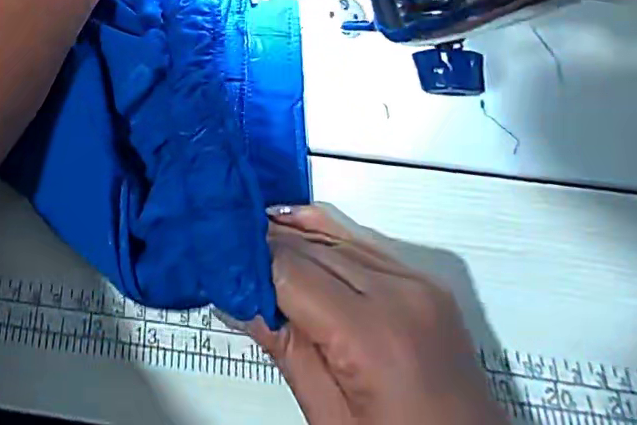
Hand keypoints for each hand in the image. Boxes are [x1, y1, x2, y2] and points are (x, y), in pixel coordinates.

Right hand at [241, 205, 505, 424]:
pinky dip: (320, 236)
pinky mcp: (423, 280)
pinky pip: (358, 241)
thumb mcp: (332, 420)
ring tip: (245, 239)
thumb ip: (283, 347)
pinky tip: (288, 231)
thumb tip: (234, 295)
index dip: (245, 262)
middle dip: (260, 246)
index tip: (214, 260)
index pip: (287, 269)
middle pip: (306, 246)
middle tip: (220, 251)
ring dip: (286, 235)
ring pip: (329, 233)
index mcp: (375, 335)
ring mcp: (416, 282)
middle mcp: (400, 294)